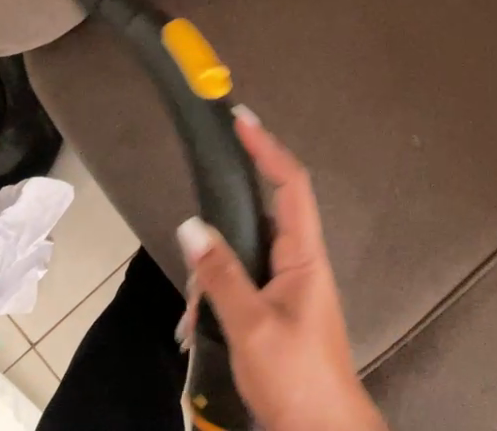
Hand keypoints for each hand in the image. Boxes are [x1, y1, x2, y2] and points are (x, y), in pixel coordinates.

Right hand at [176, 108, 389, 430]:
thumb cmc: (298, 377)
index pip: (290, 183)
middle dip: (223, 225)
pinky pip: (241, 285)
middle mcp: (299, 262)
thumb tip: (192, 226)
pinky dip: (218, 298)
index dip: (267, 147)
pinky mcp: (277, 310)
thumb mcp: (252, 326)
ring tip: (199, 316)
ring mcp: (289, 287)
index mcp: (305, 255)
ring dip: (215, 275)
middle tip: (196, 242)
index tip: (241, 118)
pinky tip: (202, 327)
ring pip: (243, 255)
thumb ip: (221, 275)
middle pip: (261, 215)